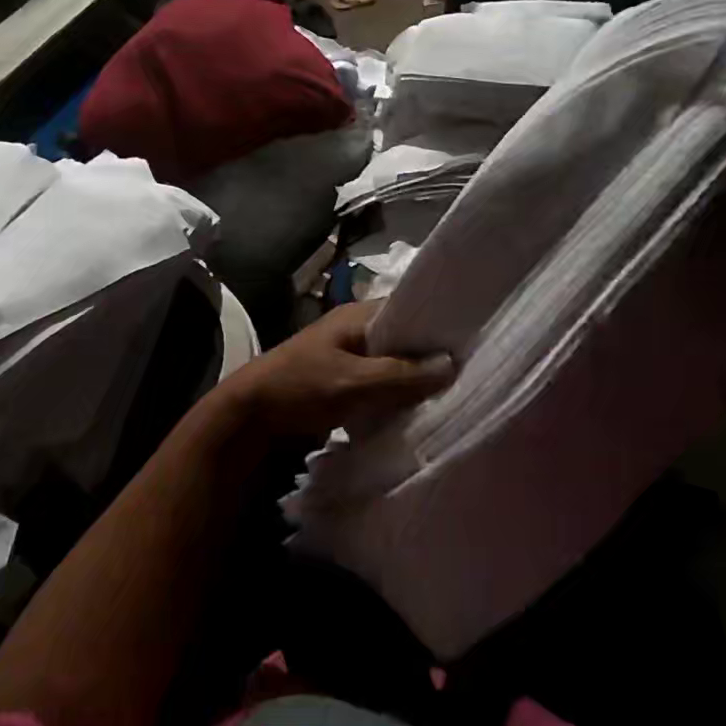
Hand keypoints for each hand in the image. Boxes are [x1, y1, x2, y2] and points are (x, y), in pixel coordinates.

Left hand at [221, 301, 453, 438]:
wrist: (250, 416)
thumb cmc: (300, 388)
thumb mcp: (353, 381)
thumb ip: (401, 374)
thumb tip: (451, 363)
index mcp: (356, 317)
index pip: (408, 309)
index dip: (439, 322)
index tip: (475, 339)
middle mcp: (355, 331)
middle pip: (403, 339)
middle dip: (431, 356)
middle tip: (472, 372)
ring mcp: (349, 358)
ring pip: (393, 364)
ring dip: (414, 379)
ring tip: (455, 392)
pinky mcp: (344, 383)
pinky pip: (380, 384)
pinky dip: (397, 394)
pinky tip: (420, 409)